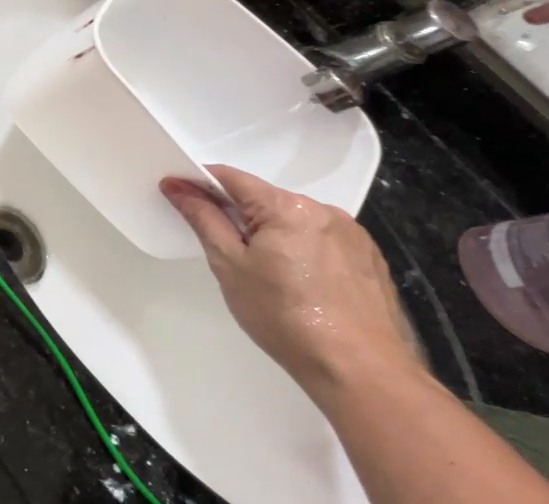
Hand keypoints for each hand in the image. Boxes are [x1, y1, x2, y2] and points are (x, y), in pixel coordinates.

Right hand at [161, 165, 418, 391]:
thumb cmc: (284, 316)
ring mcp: (354, 236)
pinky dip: (302, 251)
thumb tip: (177, 185)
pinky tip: (301, 284)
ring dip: (273, 234)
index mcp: (288, 207)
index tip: (179, 199)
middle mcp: (325, 211)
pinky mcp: (371, 260)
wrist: (361, 372)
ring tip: (268, 275)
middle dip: (240, 216)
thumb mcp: (229, 264)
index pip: (231, 177)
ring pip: (294, 221)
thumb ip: (202, 217)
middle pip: (265, 199)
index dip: (199, 184)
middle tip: (228, 252)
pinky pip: (322, 240)